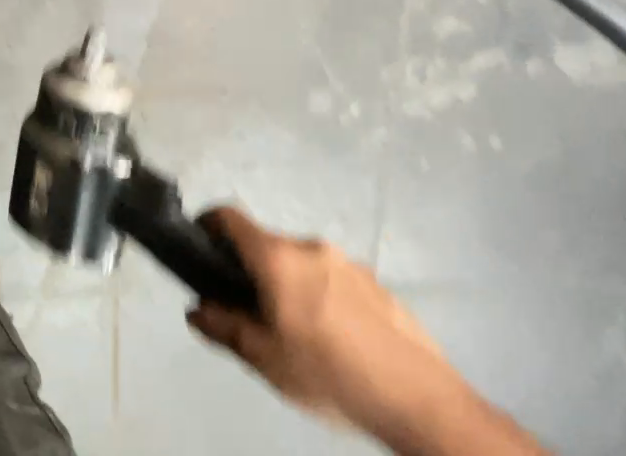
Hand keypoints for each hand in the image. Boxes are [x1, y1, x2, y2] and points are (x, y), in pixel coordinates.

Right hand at [189, 208, 466, 437]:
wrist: (426, 407)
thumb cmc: (330, 373)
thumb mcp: (262, 358)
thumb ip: (223, 327)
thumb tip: (199, 311)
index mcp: (277, 258)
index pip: (229, 217)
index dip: (207, 225)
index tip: (200, 249)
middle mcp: (314, 250)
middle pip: (268, 246)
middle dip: (252, 270)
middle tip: (250, 310)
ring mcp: (354, 269)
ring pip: (304, 266)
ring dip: (291, 286)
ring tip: (298, 332)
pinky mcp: (384, 291)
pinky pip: (337, 284)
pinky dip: (325, 301)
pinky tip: (337, 343)